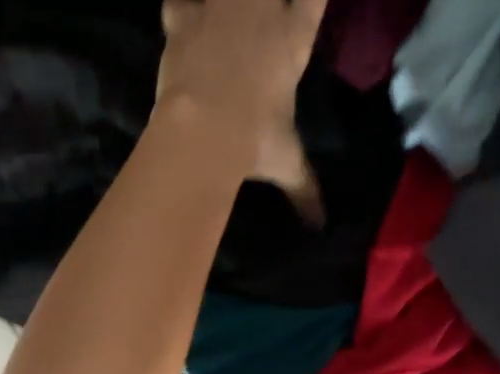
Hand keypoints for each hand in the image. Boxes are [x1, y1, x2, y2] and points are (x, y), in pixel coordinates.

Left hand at [156, 0, 327, 192]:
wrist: (205, 128)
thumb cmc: (255, 142)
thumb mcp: (286, 164)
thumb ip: (305, 189)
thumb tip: (321, 226)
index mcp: (295, 41)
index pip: (314, 0)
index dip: (309, 2)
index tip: (302, 7)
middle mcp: (262, 11)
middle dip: (262, 0)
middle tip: (257, 11)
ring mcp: (221, 9)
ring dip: (224, 3)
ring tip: (220, 13)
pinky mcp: (183, 19)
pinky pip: (179, 0)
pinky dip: (179, 9)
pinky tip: (179, 19)